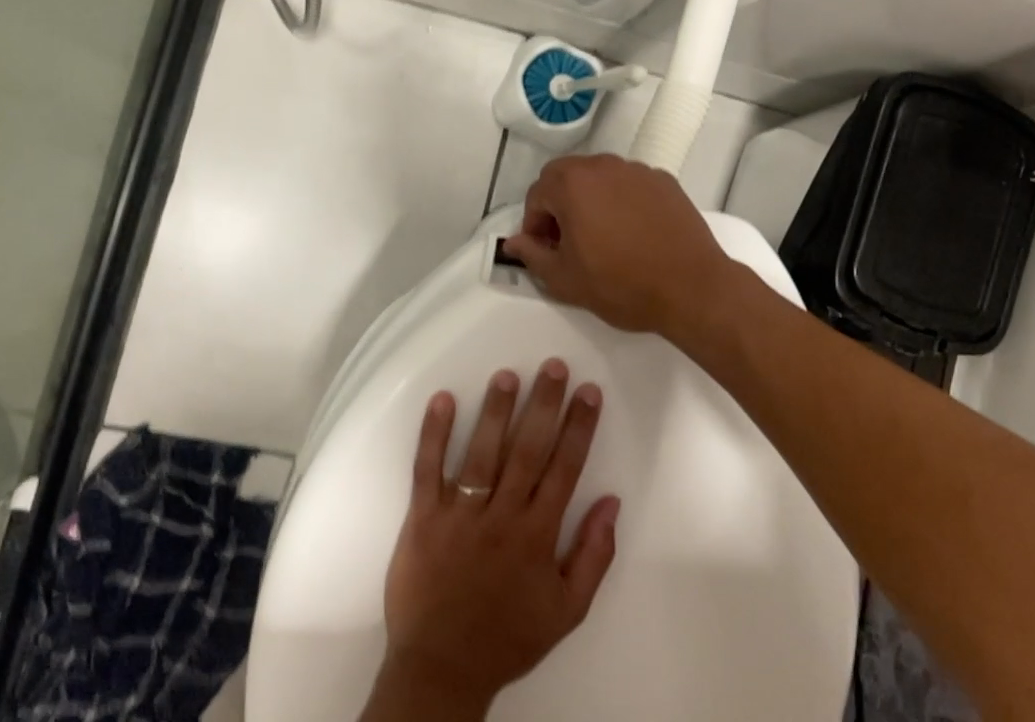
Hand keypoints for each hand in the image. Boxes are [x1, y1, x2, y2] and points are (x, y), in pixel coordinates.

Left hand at [367, 359, 619, 719]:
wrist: (441, 667)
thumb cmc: (509, 637)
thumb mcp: (568, 610)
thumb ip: (593, 556)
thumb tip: (612, 503)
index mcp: (537, 535)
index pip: (564, 469)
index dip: (578, 428)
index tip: (589, 393)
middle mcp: (501, 516)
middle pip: (527, 451)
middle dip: (543, 405)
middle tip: (554, 366)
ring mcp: (459, 515)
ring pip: (481, 454)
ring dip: (496, 412)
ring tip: (507, 375)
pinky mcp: (422, 519)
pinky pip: (427, 471)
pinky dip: (433, 435)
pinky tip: (443, 401)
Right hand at [502, 154, 738, 337]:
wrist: (691, 288)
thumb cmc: (621, 285)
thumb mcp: (565, 279)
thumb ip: (533, 256)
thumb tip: (514, 243)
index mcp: (573, 184)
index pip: (537, 195)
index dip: (533, 225)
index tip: (543, 251)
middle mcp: (604, 166)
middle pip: (567, 177)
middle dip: (558, 206)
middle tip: (567, 242)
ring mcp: (638, 171)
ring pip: (600, 179)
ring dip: (590, 201)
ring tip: (601, 238)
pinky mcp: (665, 182)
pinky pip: (630, 186)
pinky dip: (621, 202)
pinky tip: (632, 234)